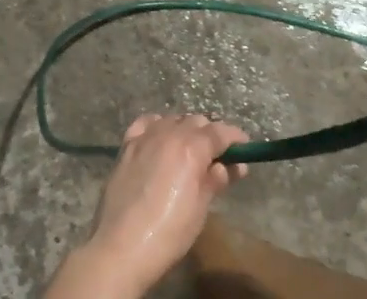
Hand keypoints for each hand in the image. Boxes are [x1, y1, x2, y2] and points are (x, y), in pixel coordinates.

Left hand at [68, 114, 248, 294]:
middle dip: (211, 134)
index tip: (244, 148)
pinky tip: (161, 140)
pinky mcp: (126, 147)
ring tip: (190, 152)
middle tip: (218, 158)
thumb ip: (216, 181)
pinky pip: (146, 124)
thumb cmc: (169, 233)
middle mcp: (168, 134)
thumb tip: (231, 167)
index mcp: (191, 148)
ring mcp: (144, 138)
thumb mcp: (200, 209)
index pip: (219, 132)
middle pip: (196, 121)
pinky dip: (158, 126)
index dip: (235, 138)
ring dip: (185, 129)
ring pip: (172, 119)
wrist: (121, 247)